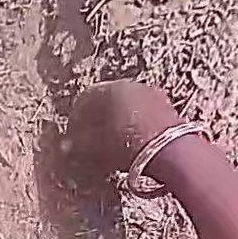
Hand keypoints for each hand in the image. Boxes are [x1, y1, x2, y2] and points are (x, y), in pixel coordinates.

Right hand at [68, 80, 187, 178]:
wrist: (172, 152)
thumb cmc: (127, 146)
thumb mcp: (97, 148)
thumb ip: (79, 144)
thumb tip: (65, 145)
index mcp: (110, 90)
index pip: (85, 99)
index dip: (76, 118)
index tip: (72, 133)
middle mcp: (130, 85)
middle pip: (107, 101)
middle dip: (97, 118)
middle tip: (90, 137)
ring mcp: (151, 94)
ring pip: (127, 106)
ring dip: (117, 120)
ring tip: (112, 141)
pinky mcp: (167, 107)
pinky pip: (143, 113)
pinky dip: (134, 124)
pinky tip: (132, 141)